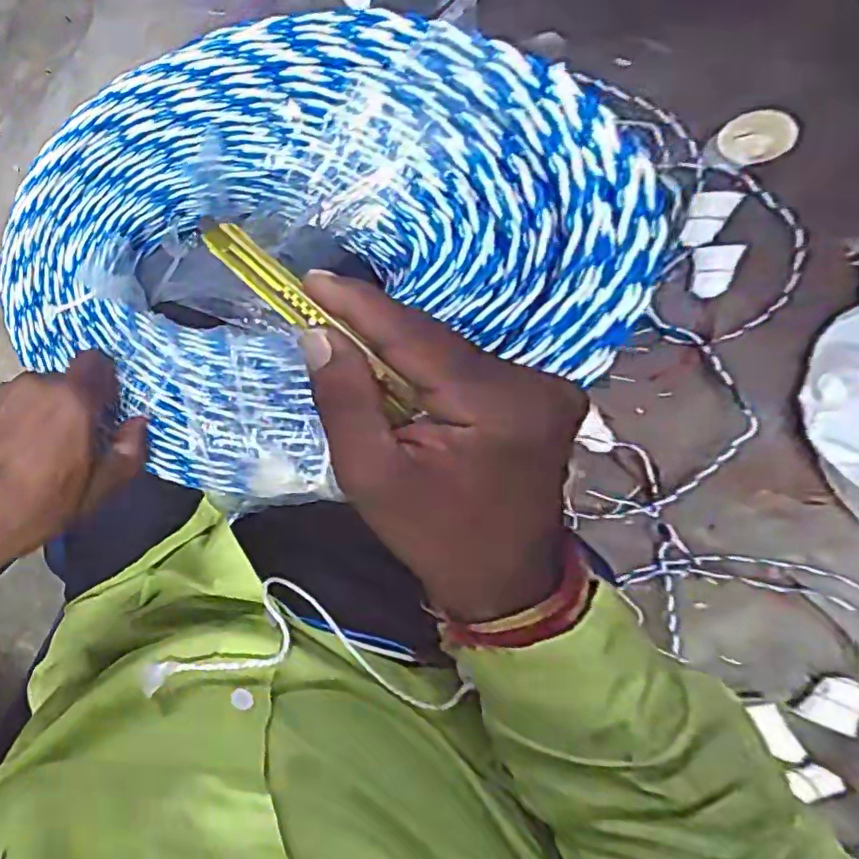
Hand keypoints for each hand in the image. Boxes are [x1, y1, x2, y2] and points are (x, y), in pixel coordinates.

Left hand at [0, 351, 147, 603]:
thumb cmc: (39, 507)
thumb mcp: (96, 492)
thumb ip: (128, 453)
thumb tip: (139, 424)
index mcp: (73, 399)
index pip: (99, 362)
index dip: (105, 386)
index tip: (104, 416)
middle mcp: (39, 383)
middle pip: (68, 381)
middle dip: (75, 404)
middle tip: (72, 443)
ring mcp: (7, 390)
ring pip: (40, 391)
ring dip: (46, 411)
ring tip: (38, 451)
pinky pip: (16, 400)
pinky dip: (22, 417)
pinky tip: (14, 450)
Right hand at [300, 272, 585, 622]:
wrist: (503, 580)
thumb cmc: (429, 533)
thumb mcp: (369, 473)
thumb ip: (343, 399)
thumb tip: (317, 335)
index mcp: (495, 404)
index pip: (413, 336)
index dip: (358, 304)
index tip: (313, 279)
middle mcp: (533, 382)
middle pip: (432, 340)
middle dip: (372, 324)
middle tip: (318, 304)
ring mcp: (544, 387)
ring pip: (445, 350)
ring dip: (393, 345)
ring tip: (344, 337)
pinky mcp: (538, 395)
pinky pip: (462, 365)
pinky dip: (419, 364)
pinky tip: (389, 370)